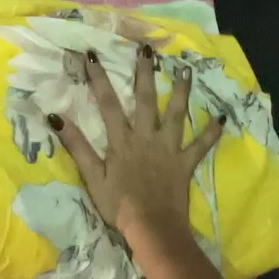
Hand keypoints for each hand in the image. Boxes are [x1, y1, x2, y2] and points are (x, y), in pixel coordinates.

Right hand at [51, 45, 222, 243]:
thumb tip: (56, 117)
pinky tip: (222, 117)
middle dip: (144, 72)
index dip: (99, 78)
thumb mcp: (92, 177)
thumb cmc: (119, 206)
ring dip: (181, 90)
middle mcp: (146, 136)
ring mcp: (168, 147)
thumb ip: (77, 146)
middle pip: (145, 98)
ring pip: (176, 113)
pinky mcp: (185, 162)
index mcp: (121, 140)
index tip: (92, 54)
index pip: (107, 103)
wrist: (153, 230)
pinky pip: (201, 144)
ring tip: (186, 69)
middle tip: (146, 48)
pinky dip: (212, 131)